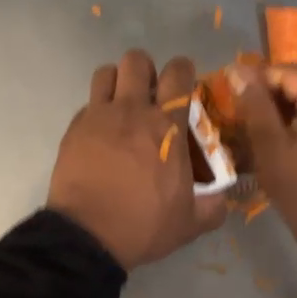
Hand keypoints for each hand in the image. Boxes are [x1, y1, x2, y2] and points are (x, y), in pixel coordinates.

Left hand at [47, 50, 227, 268]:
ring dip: (117, 82)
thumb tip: (222, 196)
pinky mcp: (74, 129)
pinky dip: (97, 111)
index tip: (184, 87)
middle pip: (137, 60)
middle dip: (146, 72)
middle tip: (150, 95)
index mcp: (166, 126)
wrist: (88, 236)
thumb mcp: (191, 223)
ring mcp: (98, 117)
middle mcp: (132, 110)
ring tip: (122, 105)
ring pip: (106, 73)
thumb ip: (213, 205)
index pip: (178, 73)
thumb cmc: (144, 225)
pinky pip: (87, 104)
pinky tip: (101, 134)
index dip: (183, 72)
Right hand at [229, 64, 296, 249]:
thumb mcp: (269, 144)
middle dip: (274, 87)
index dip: (262, 76)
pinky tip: (283, 132)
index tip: (236, 90)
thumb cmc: (296, 186)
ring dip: (287, 101)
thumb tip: (237, 70)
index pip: (291, 72)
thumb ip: (254, 104)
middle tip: (246, 103)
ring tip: (260, 117)